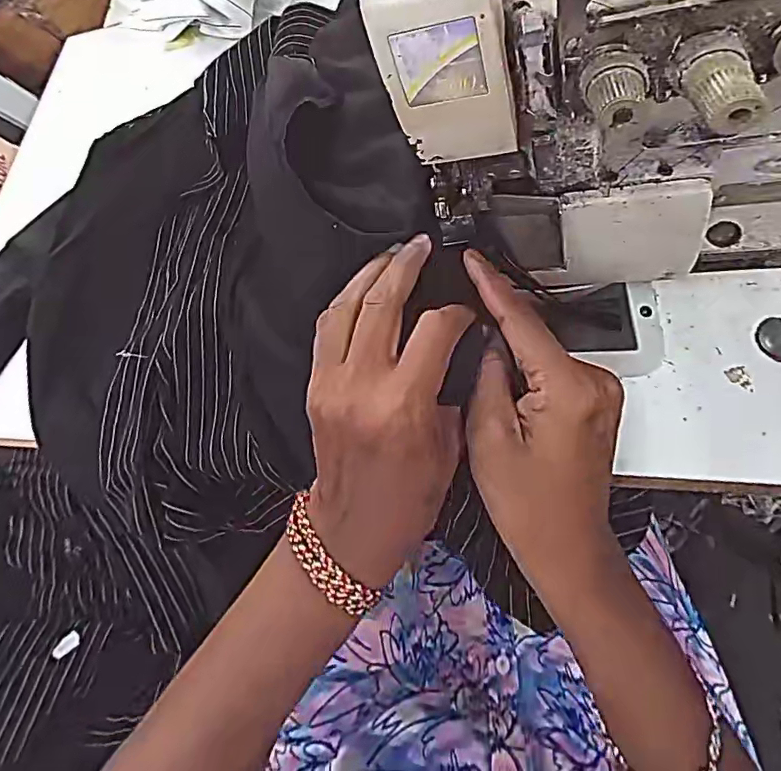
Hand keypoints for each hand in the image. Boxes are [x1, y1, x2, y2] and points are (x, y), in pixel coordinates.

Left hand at [305, 235, 473, 588]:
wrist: (351, 531)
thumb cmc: (405, 501)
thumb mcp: (450, 447)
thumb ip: (454, 389)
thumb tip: (461, 348)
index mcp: (403, 405)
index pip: (434, 328)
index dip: (456, 312)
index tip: (465, 313)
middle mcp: (362, 387)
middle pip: (384, 301)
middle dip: (407, 265)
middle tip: (422, 248)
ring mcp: (332, 383)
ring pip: (347, 305)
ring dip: (371, 272)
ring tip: (392, 255)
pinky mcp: (315, 385)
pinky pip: (327, 326)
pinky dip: (346, 299)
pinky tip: (362, 287)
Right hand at [463, 250, 626, 596]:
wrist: (569, 548)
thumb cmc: (531, 510)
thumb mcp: (489, 440)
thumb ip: (487, 376)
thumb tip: (488, 340)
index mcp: (568, 387)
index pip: (524, 321)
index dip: (492, 286)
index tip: (475, 259)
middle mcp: (595, 381)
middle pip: (536, 336)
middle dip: (499, 331)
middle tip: (462, 332)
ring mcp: (602, 390)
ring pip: (544, 353)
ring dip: (514, 357)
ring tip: (488, 392)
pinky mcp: (598, 400)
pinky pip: (556, 370)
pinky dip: (531, 372)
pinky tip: (510, 396)